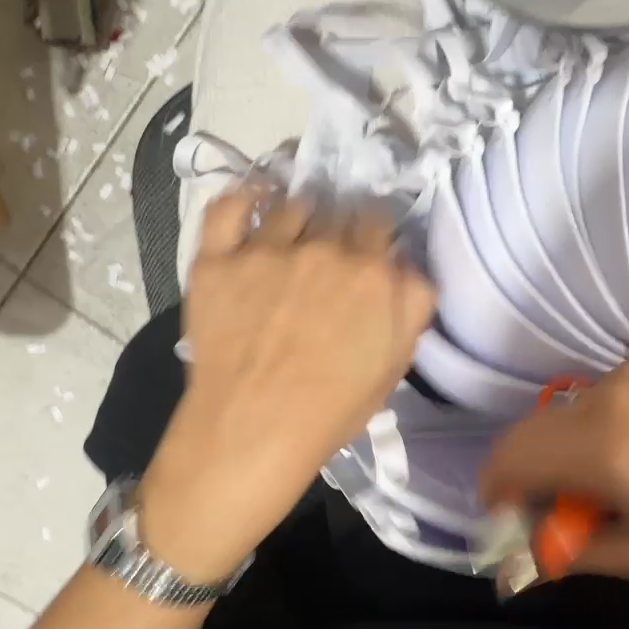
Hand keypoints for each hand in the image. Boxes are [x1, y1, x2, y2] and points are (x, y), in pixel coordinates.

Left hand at [143, 186, 435, 580]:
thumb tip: (406, 265)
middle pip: (337, 211)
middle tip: (330, 252)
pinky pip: (228, 207)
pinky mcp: (217, 260)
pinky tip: (252, 199)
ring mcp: (265, 251)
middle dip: (339, 226)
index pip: (379, 223)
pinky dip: (242, 197)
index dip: (374, 236)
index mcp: (371, 273)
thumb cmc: (332, 409)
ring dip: (298, 217)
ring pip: (290, 207)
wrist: (253, 432)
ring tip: (292, 238)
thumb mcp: (395, 363)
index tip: (367, 252)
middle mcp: (323, 249)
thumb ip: (412, 305)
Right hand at [480, 346, 628, 583]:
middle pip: (530, 431)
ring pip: (566, 410)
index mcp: (604, 452)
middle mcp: (607, 399)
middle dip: (527, 469)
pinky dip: (604, 417)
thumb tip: (522, 558)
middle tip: (557, 501)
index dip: (495, 487)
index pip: (510, 458)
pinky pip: (602, 390)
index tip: (506, 511)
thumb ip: (573, 554)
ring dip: (568, 443)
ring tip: (612, 471)